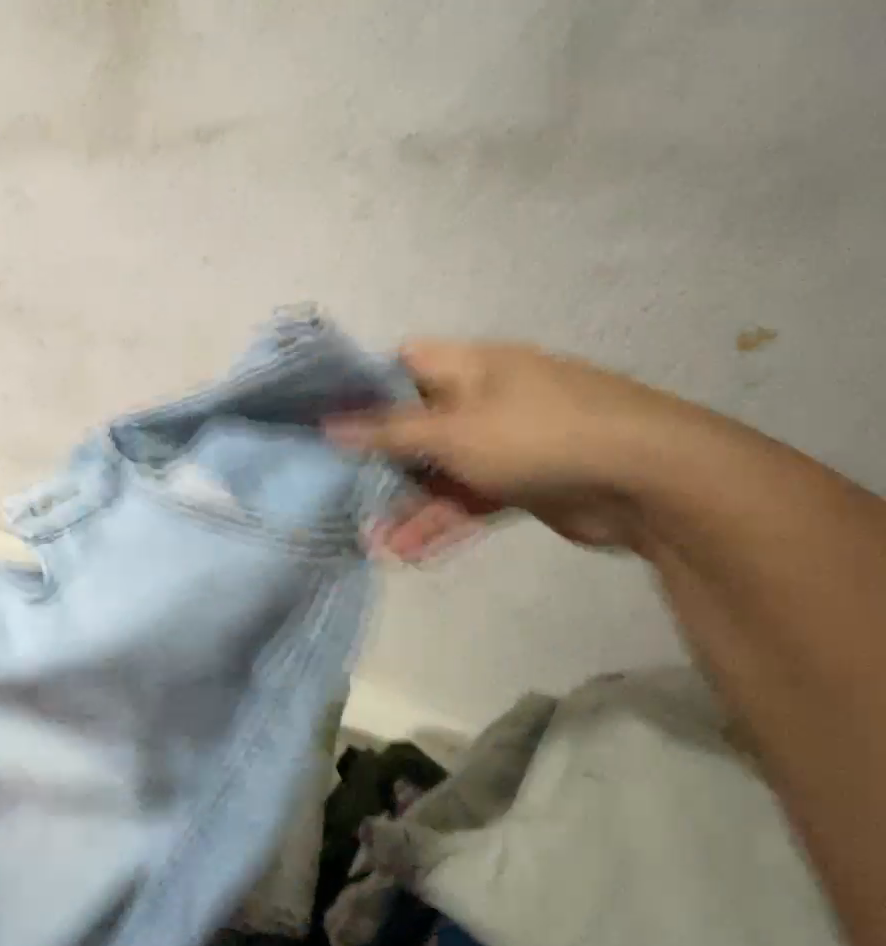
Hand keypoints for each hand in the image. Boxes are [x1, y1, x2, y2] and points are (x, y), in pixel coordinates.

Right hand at [325, 340, 704, 558]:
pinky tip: (413, 552)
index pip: (403, 363)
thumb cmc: (539, 436)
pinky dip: (444, 522)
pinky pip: (470, 499)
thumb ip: (386, 432)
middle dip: (378, 464)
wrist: (651, 481)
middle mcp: (487, 399)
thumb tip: (328, 425)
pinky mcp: (525, 483)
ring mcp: (508, 442)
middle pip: (415, 426)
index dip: (362, 386)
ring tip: (377, 544)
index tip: (324, 419)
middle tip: (340, 492)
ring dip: (409, 506)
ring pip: (441, 471)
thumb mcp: (451, 431)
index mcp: (473, 367)